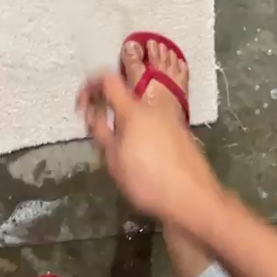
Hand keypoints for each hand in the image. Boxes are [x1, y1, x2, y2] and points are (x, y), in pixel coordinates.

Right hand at [78, 70, 224, 226]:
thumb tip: (93, 112)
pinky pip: (153, 116)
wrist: (193, 198)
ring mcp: (170, 116)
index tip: (82, 106)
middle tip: (98, 125)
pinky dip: (140, 123)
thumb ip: (101, 131)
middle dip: (107, 102)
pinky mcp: (180, 129)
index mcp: (133, 109)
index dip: (91, 86)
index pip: (108, 79)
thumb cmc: (148, 180)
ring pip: (139, 105)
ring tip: (117, 141)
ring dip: (123, 114)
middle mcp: (153, 105)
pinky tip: (138, 148)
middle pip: (125, 90)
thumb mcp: (114, 159)